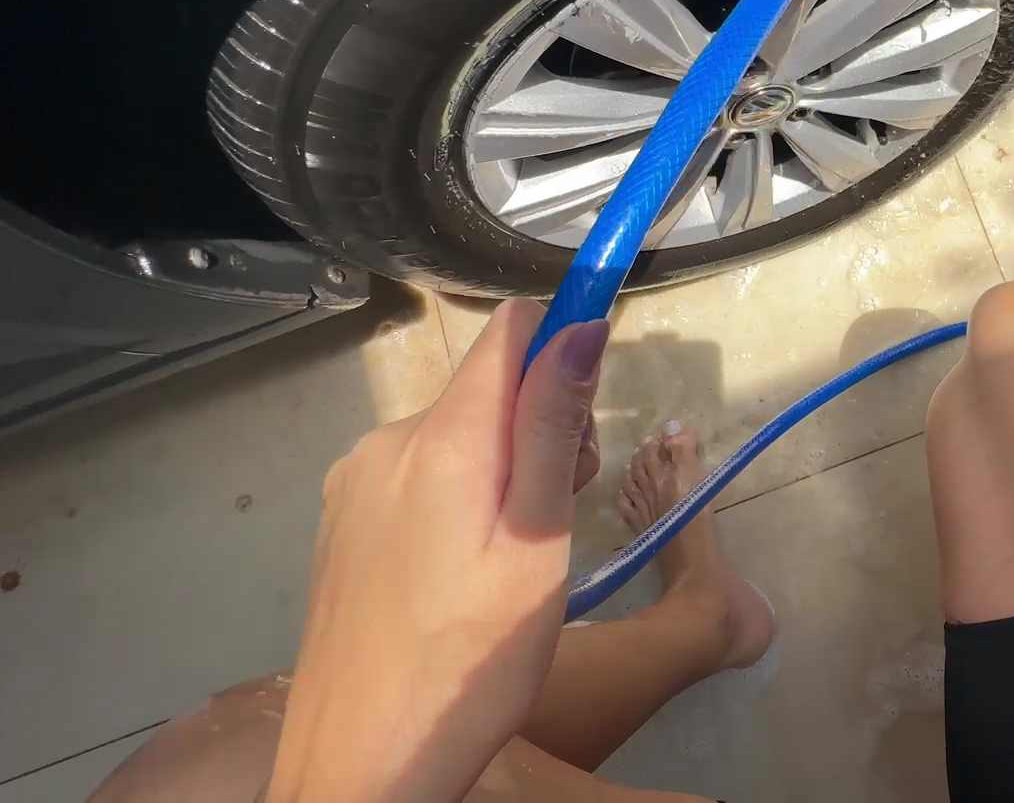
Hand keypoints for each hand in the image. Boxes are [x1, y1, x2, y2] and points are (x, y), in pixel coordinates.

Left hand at [267, 299, 608, 802]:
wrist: (364, 774)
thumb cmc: (478, 653)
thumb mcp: (539, 536)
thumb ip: (556, 425)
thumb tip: (581, 327)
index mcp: (443, 439)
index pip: (511, 331)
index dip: (565, 337)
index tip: (595, 393)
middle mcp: (389, 440)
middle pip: (494, 381)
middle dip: (548, 418)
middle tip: (566, 504)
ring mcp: (358, 479)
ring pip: (467, 424)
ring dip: (514, 455)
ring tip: (524, 540)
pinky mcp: (347, 515)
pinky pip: (429, 461)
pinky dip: (472, 481)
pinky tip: (475, 554)